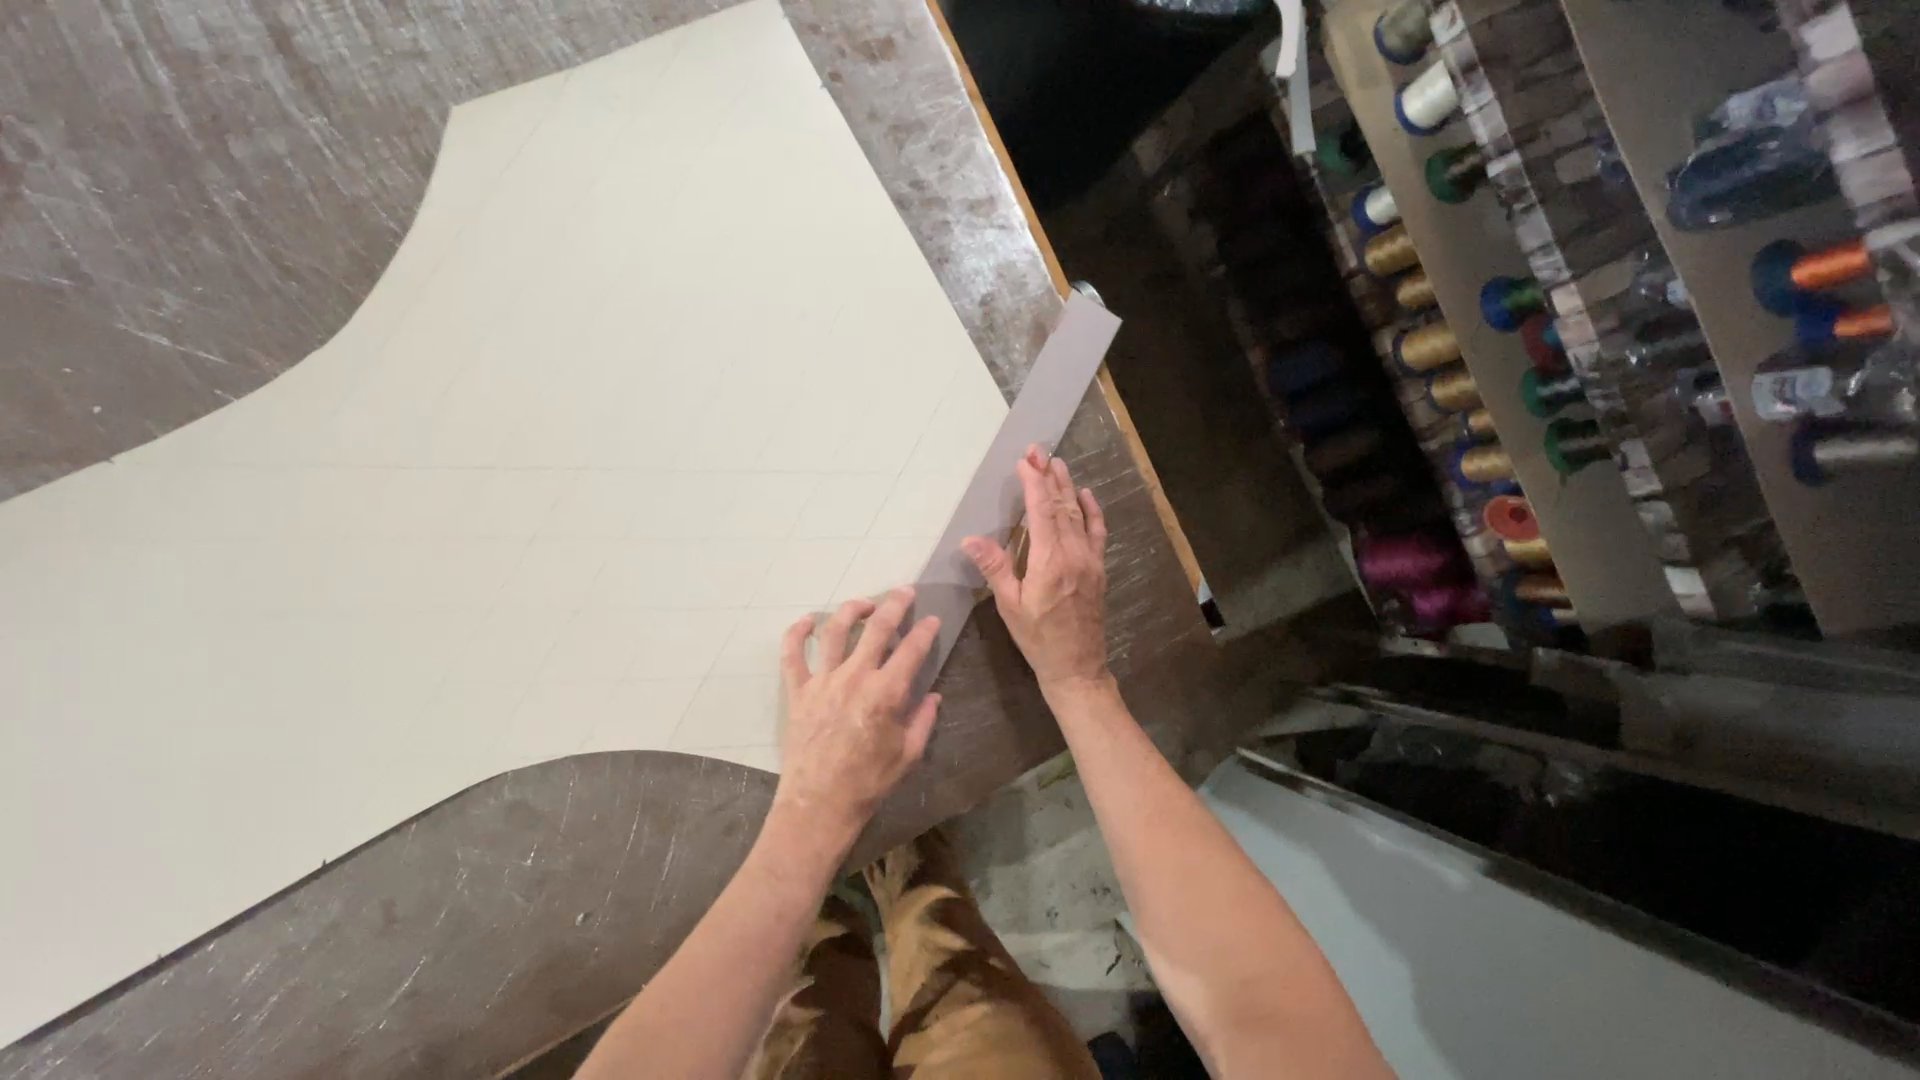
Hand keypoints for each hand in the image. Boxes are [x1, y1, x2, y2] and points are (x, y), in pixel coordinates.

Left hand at [774, 587, 941, 832]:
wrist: (820, 804)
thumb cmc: (869, 782)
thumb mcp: (908, 754)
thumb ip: (923, 720)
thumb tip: (932, 696)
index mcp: (886, 693)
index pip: (912, 650)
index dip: (925, 630)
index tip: (932, 620)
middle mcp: (855, 678)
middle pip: (876, 628)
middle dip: (894, 605)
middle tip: (904, 593)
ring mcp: (823, 681)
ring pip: (835, 631)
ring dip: (851, 610)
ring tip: (864, 603)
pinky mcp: (798, 691)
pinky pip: (792, 654)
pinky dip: (797, 633)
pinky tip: (807, 621)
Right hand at [962, 445, 1111, 694]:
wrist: (1077, 666)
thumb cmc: (1038, 639)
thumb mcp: (1009, 606)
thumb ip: (995, 568)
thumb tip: (970, 540)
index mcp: (1050, 561)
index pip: (1041, 511)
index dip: (1033, 483)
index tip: (1025, 461)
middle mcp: (1074, 554)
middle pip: (1061, 506)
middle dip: (1049, 476)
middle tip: (1039, 450)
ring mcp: (1090, 560)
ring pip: (1079, 515)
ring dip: (1068, 487)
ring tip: (1058, 463)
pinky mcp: (1098, 569)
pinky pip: (1098, 532)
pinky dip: (1092, 511)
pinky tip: (1086, 495)